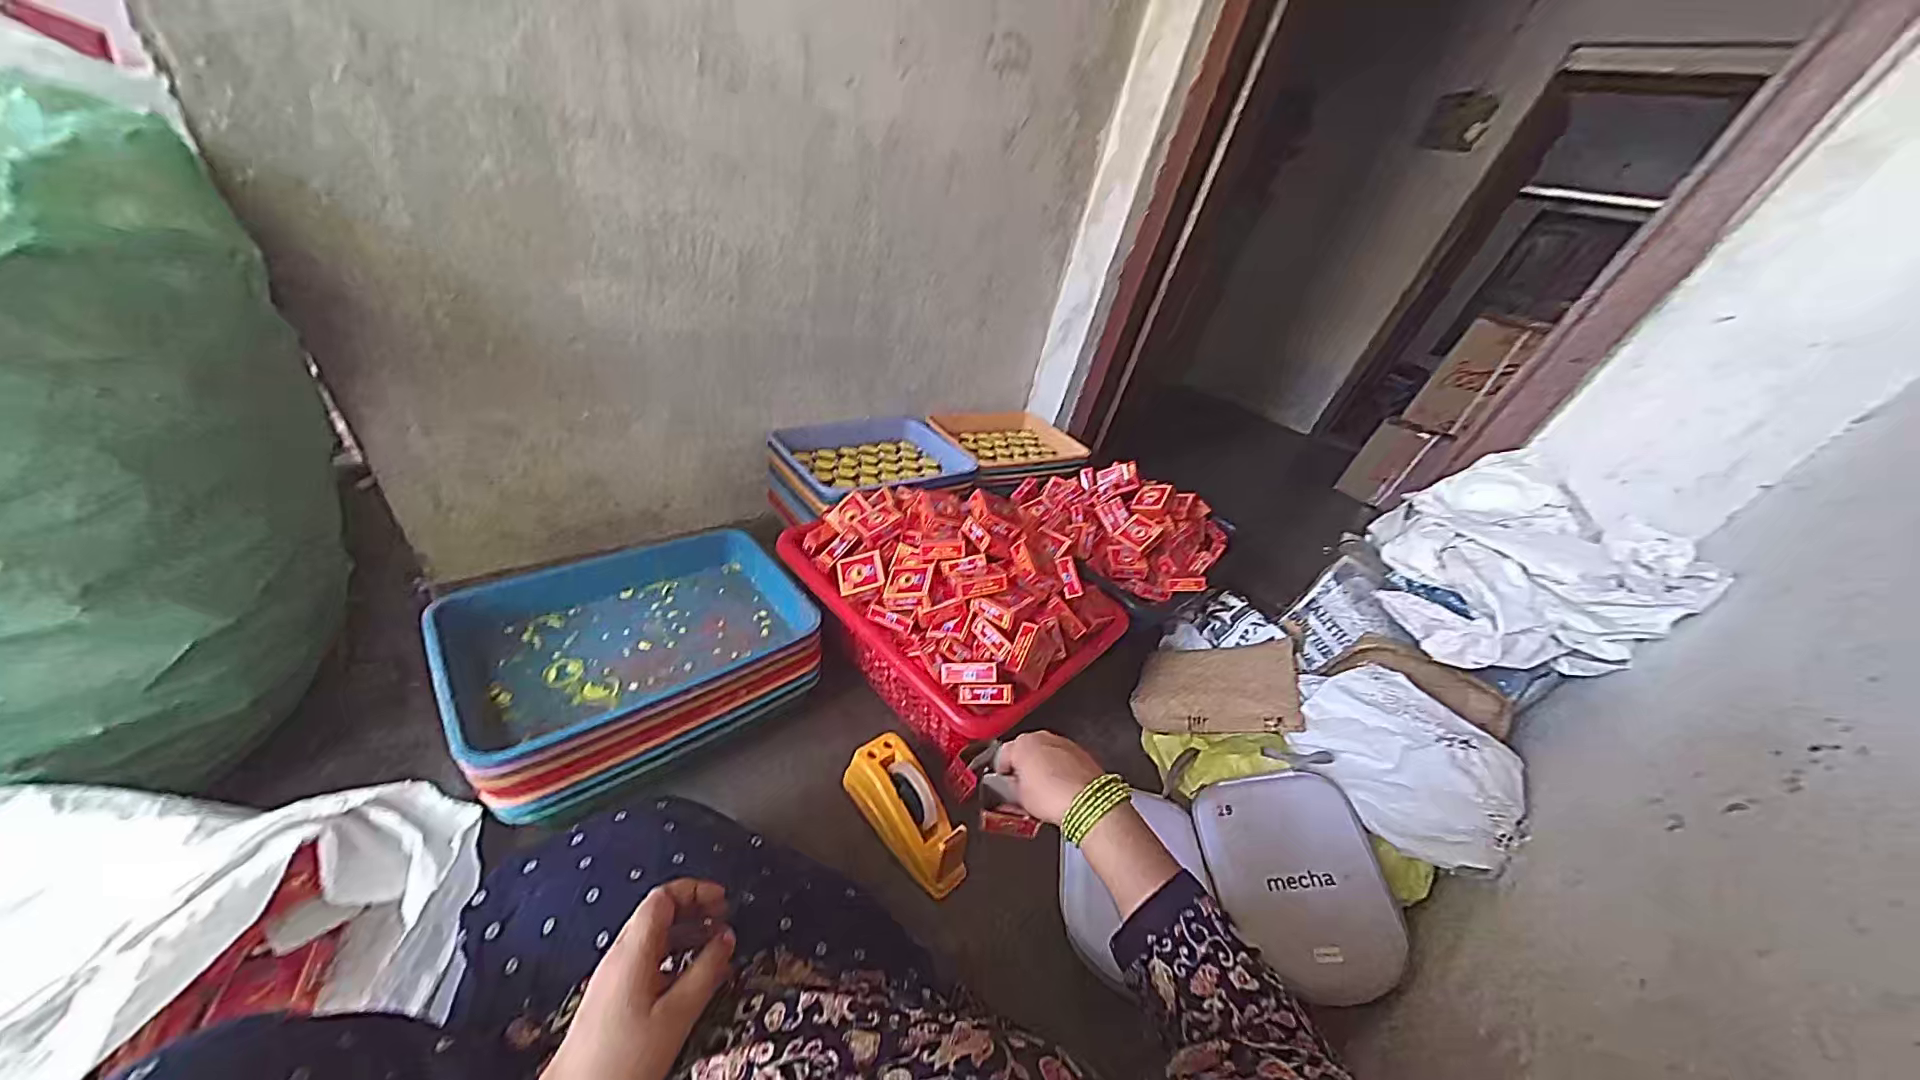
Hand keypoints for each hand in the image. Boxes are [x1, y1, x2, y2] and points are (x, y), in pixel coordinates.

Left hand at [541, 879, 735, 1079]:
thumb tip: (726, 941)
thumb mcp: (676, 1014)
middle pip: (659, 912)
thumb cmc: (617, 1064)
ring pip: (654, 937)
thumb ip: (706, 970)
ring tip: (713, 947)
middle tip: (722, 918)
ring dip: (686, 934)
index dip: (696, 891)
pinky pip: (647, 961)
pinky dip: (673, 957)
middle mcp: (619, 958)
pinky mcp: (611, 998)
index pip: (663, 897)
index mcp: (632, 952)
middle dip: (695, 909)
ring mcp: (612, 978)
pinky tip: (690, 978)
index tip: (721, 899)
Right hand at [995, 731, 1105, 824]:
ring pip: (1045, 753)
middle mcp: (1042, 737)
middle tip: (1023, 789)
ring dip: (1043, 768)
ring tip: (1044, 792)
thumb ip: (1009, 788)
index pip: (1002, 755)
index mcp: (1021, 743)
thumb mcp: (1019, 798)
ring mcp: (1062, 743)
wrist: (1087, 802)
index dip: (1002, 773)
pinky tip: (1060, 788)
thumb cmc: (1054, 797)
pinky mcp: (1080, 752)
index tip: (1004, 784)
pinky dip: (1060, 769)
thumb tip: (1011, 788)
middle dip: (1024, 769)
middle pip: (1025, 751)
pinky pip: (1063, 759)